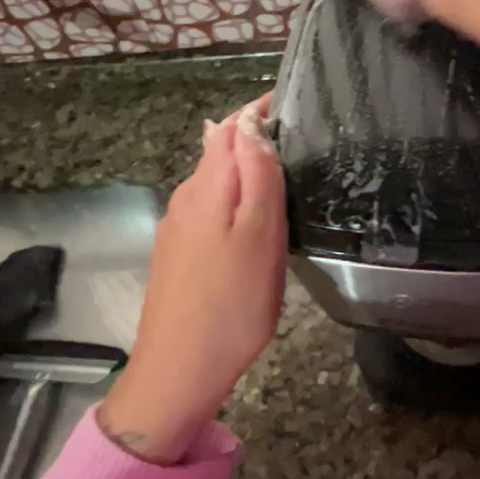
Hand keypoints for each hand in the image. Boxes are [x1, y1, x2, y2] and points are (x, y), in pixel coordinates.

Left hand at [97, 96, 285, 463]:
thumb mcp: (260, 235)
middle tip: (302, 148)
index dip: (259, 111)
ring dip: (247, 172)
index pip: (230, 126)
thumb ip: (258, 175)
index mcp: (208, 185)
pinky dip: (236, 202)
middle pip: (221, 149)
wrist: (178, 370)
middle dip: (257, 140)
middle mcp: (186, 196)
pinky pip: (211, 208)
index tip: (293, 107)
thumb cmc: (232, 302)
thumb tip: (250, 122)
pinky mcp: (177, 252)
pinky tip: (257, 226)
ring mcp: (178, 225)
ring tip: (288, 184)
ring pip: (216, 181)